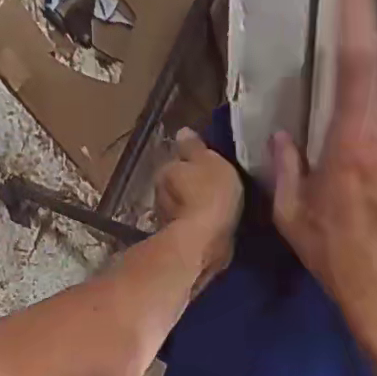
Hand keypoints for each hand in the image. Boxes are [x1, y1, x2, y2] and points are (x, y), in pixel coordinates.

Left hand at [155, 126, 243, 283]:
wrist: (203, 243)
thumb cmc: (209, 195)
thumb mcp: (209, 161)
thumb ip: (195, 147)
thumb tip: (182, 132)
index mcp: (165, 170)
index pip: (178, 160)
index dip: (194, 163)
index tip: (210, 167)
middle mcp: (159, 194)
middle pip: (177, 184)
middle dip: (192, 186)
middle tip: (216, 188)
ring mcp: (165, 220)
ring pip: (182, 206)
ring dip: (194, 207)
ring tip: (217, 209)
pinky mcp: (176, 242)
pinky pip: (189, 226)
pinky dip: (198, 225)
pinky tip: (213, 227)